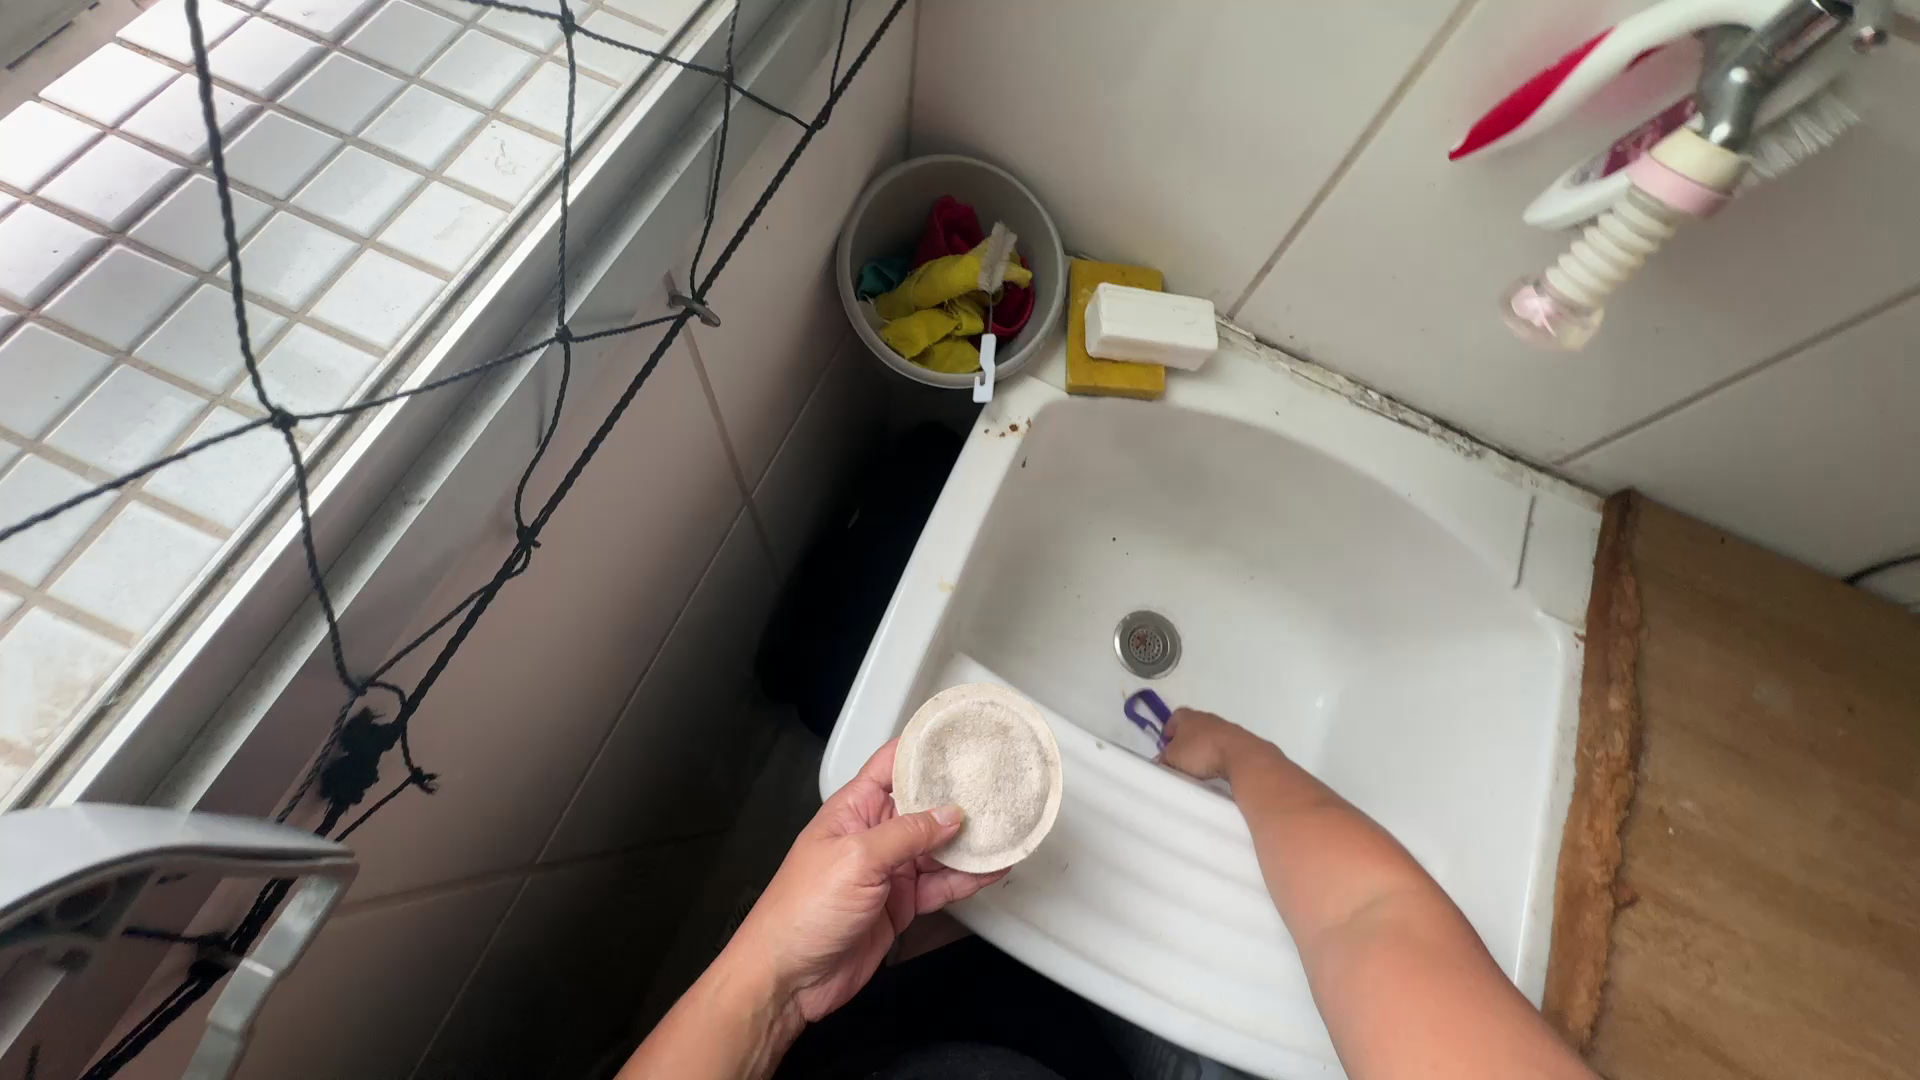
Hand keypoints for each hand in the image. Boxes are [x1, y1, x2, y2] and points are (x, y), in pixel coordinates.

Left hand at [726, 738, 1006, 1024]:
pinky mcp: (901, 902)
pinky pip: (940, 884)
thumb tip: (950, 813)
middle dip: (957, 796)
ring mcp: (889, 868)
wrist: (788, 979)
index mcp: (855, 808)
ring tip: (1006, 828)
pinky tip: (991, 870)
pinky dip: (966, 878)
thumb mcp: (857, 858)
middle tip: (997, 785)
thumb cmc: (803, 908)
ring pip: (938, 846)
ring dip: (969, 841)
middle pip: (924, 805)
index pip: (892, 763)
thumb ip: (908, 834)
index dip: (923, 748)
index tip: (959, 737)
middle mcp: (875, 832)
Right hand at [1160, 708, 1284, 782]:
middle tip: (1181, 757)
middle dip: (1186, 740)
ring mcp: (1226, 728)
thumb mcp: (1173, 758)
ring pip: (1210, 736)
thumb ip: (1164, 758)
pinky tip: (1217, 769)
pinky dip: (1219, 756)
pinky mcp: (1241, 741)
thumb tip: (1161, 761)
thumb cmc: (1200, 751)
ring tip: (1200, 767)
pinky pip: (1225, 747)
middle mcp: (1207, 717)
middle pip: (1193, 726)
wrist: (1240, 756)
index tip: (1166, 744)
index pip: (1174, 717)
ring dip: (1204, 748)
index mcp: (1187, 716)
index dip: (1169, 730)